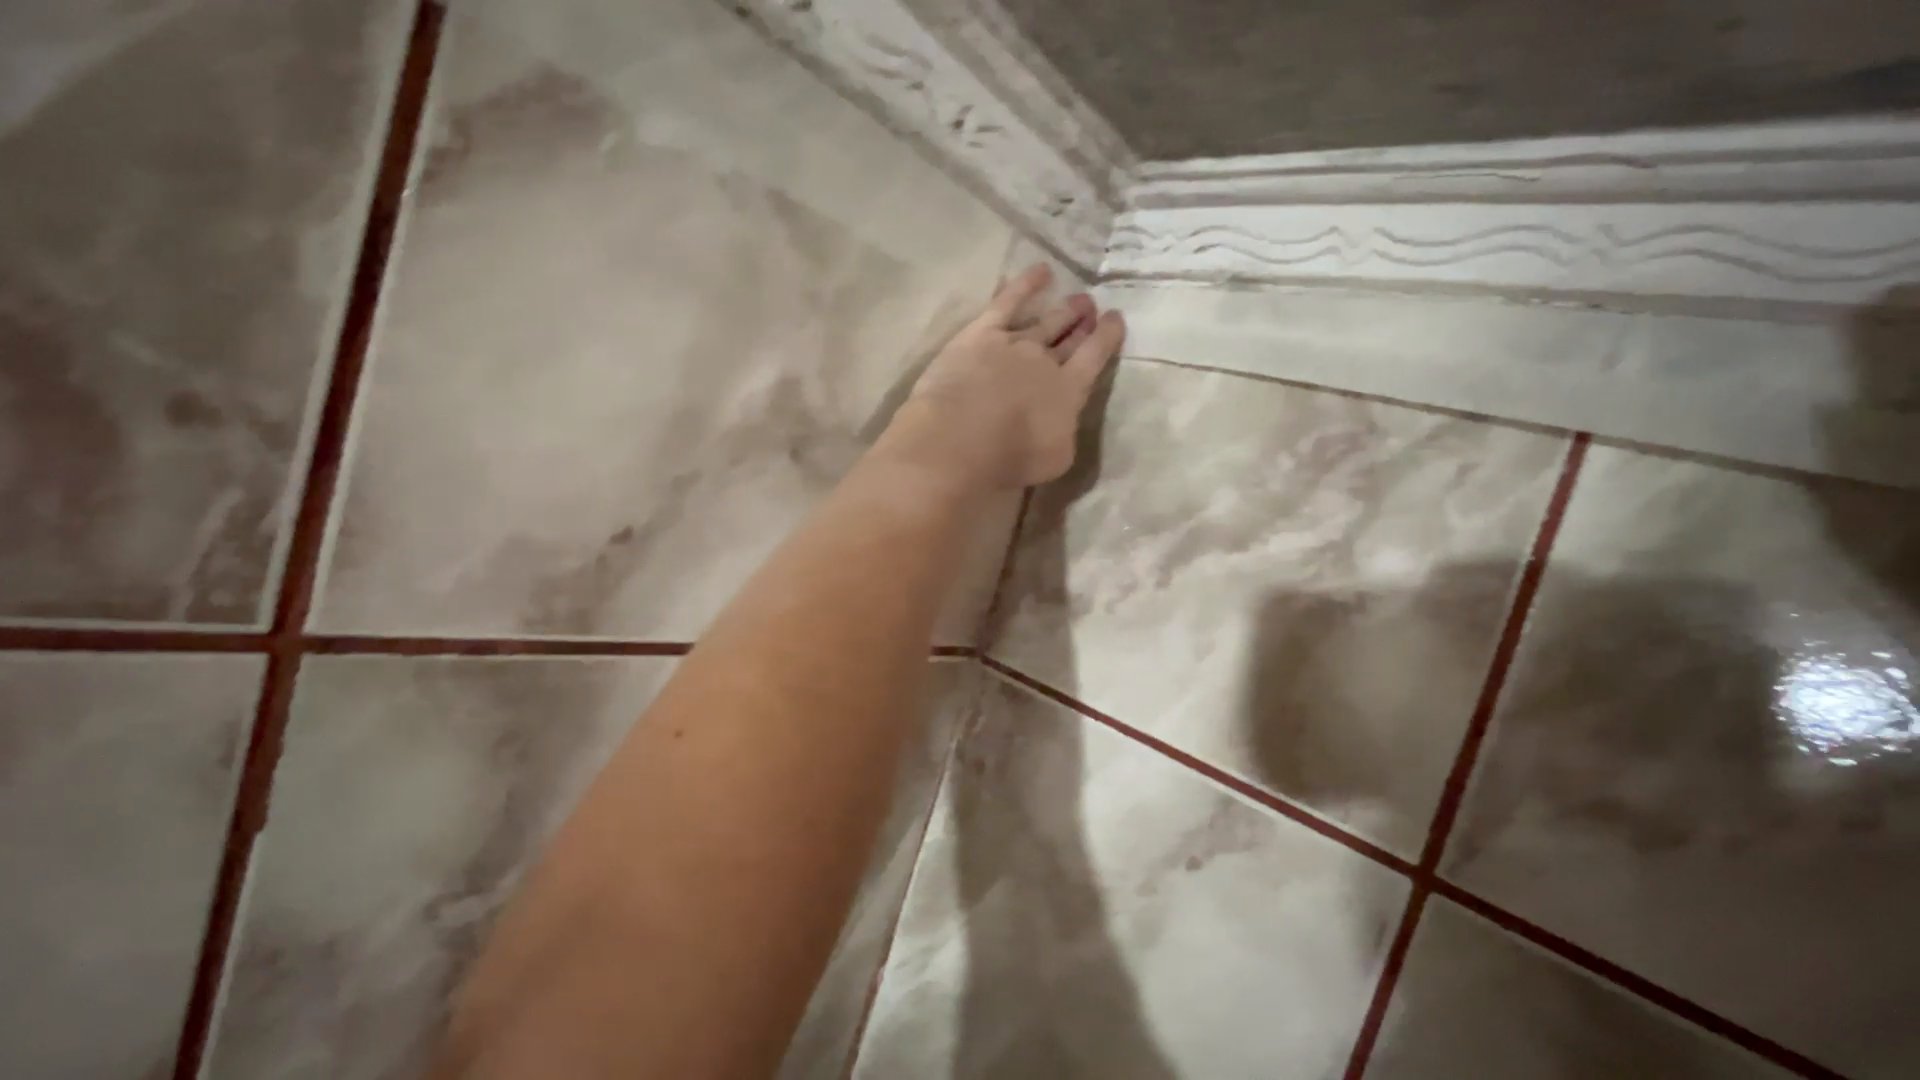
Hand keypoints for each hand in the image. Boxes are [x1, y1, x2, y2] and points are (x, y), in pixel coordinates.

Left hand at [886, 263, 1125, 490]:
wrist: (961, 437)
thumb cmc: (1009, 458)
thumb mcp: (1055, 458)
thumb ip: (1062, 432)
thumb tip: (1060, 420)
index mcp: (1068, 392)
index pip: (1094, 359)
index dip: (1107, 338)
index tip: (1116, 320)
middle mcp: (1046, 361)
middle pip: (1069, 338)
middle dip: (1083, 323)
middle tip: (1092, 307)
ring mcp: (1014, 342)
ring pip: (1044, 321)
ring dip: (1063, 309)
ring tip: (1078, 297)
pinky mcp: (981, 332)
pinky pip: (1007, 301)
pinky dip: (1025, 284)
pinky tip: (1041, 271)